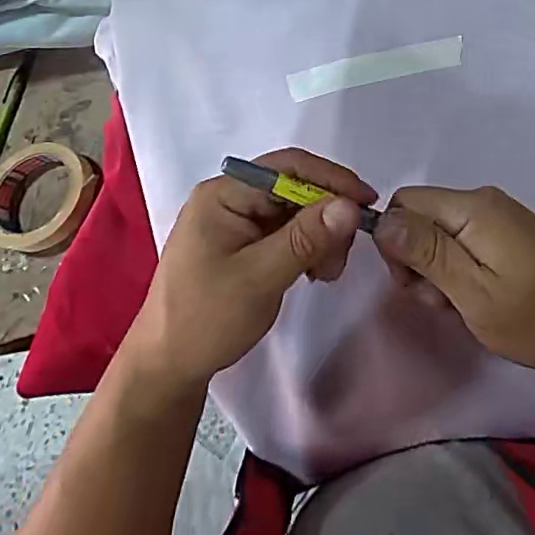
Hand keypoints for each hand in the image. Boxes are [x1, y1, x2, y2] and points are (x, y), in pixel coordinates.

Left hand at [120, 149, 375, 391]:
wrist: (167, 366)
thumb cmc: (206, 319)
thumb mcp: (260, 278)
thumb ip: (305, 239)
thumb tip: (349, 205)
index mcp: (223, 194)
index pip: (286, 168)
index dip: (330, 179)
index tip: (367, 203)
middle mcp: (229, 197)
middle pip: (293, 188)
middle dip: (326, 217)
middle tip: (341, 257)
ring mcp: (236, 220)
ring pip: (294, 211)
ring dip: (319, 236)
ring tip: (325, 274)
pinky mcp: (243, 242)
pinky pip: (286, 231)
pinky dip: (307, 247)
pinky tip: (313, 272)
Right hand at [371, 186, 534, 375]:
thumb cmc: (534, 319)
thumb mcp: (473, 292)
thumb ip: (427, 252)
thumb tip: (382, 221)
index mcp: (473, 207)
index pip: (404, 202)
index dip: (395, 241)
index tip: (412, 283)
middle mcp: (482, 199)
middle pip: (419, 215)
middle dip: (415, 257)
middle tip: (438, 301)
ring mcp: (496, 214)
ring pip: (437, 230)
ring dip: (435, 267)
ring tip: (459, 304)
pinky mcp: (505, 231)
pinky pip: (460, 238)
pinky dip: (456, 266)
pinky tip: (474, 295)